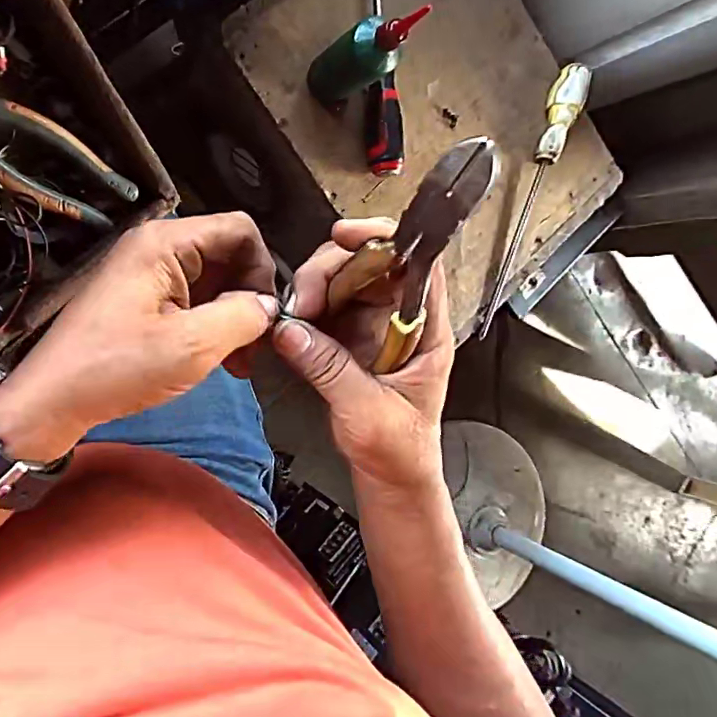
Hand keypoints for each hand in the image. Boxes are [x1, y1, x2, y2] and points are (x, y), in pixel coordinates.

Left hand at [0, 213, 278, 462]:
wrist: (52, 401)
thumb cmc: (114, 369)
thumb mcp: (191, 345)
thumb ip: (242, 317)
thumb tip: (268, 307)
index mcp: (164, 244)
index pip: (240, 230)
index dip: (262, 269)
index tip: (265, 313)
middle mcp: (156, 248)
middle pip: (228, 255)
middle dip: (249, 298)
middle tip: (255, 346)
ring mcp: (148, 273)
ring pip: (214, 281)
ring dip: (233, 318)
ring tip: (238, 360)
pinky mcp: (143, 299)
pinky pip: (193, 300)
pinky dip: (211, 326)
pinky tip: (217, 358)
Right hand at [271, 218, 451, 493]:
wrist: (390, 480)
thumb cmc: (400, 452)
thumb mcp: (368, 412)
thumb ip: (329, 369)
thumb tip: (291, 330)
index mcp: (425, 330)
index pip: (416, 264)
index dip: (385, 239)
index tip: (347, 236)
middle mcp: (399, 319)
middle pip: (368, 264)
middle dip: (329, 270)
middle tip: (302, 300)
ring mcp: (371, 327)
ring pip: (341, 281)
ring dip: (312, 289)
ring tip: (294, 316)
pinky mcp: (346, 339)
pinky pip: (322, 307)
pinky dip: (303, 310)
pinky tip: (291, 325)